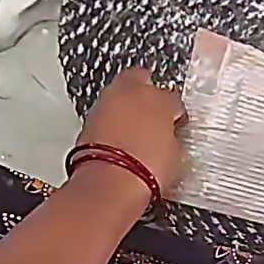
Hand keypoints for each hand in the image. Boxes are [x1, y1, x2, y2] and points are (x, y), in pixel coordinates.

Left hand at [76, 67, 186, 192]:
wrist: (110, 184)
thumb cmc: (146, 168)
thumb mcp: (174, 155)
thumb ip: (171, 137)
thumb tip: (167, 137)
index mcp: (158, 98)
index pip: (172, 98)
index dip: (175, 112)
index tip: (176, 124)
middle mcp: (129, 93)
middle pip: (139, 79)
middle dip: (147, 92)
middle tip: (154, 113)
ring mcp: (105, 104)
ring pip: (119, 95)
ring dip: (127, 106)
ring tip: (136, 129)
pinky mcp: (87, 121)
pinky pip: (106, 115)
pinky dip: (112, 123)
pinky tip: (120, 140)